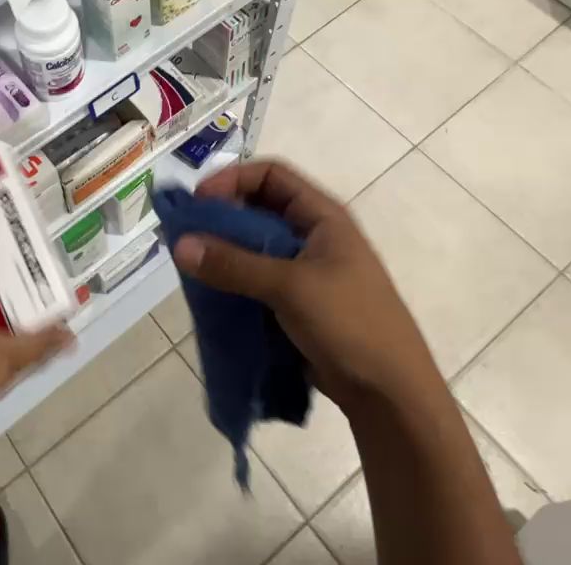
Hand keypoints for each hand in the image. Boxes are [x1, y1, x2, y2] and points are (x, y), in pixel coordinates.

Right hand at [176, 161, 444, 416]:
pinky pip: (258, 279)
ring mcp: (308, 270)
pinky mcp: (299, 303)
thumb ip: (233, 264)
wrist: (392, 395)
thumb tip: (178, 244)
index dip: (232, 179)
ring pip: (256, 246)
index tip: (198, 202)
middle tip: (186, 235)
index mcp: (323, 216)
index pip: (270, 175)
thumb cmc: (350, 324)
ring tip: (193, 265)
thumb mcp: (290, 287)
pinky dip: (235, 280)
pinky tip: (212, 293)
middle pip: (259, 208)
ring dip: (225, 251)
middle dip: (221, 217)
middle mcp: (314, 235)